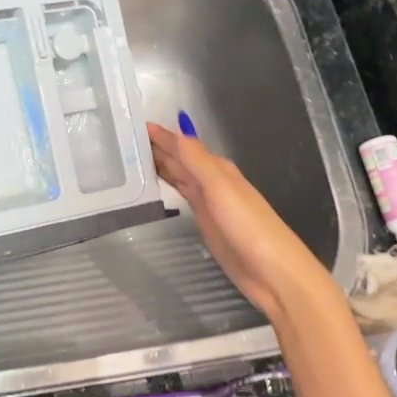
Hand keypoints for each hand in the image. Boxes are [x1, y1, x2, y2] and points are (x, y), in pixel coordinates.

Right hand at [148, 115, 335, 324]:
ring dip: (160, 166)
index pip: (183, 146)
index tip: (133, 125)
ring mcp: (209, 202)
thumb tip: (175, 132)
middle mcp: (212, 181)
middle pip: (180, 159)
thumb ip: (197, 161)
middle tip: (125, 139)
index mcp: (217, 169)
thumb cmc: (248, 227)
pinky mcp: (206, 222)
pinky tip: (156, 186)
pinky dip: (169, 187)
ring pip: (180, 176)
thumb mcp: (220, 188)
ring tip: (133, 158)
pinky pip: (182, 196)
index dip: (161, 135)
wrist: (272, 271)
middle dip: (156, 147)